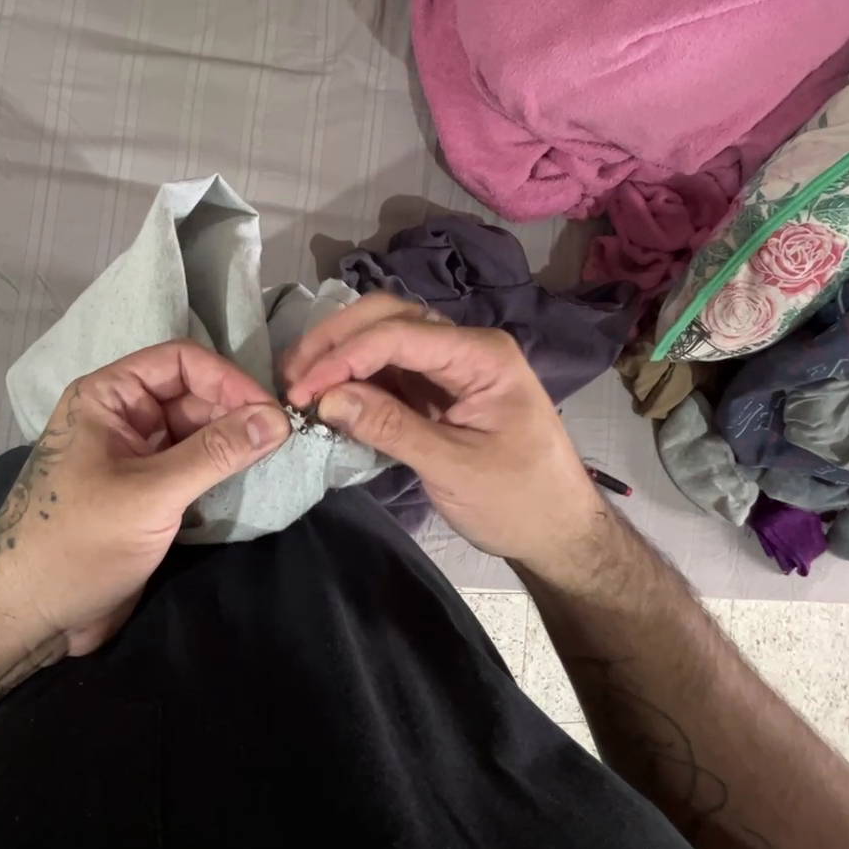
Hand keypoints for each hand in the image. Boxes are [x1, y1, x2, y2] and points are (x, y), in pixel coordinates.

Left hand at [0, 340, 290, 656]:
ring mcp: (134, 455)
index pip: (180, 363)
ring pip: (195, 430)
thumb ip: (216, 452)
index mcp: (108, 397)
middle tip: (282, 440)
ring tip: (273, 457)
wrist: (29, 616)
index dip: (228, 380)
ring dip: (232, 441)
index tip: (271, 413)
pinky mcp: (145, 491)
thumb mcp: (151, 494)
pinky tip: (250, 477)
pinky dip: (220, 468)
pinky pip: (191, 464)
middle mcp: (121, 416)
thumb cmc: (79, 544)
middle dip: (235, 411)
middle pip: (192, 394)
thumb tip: (277, 419)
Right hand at [282, 293, 601, 565]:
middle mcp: (463, 348)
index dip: (344, 357)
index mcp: (481, 355)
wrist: (557, 531)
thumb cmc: (519, 501)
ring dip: (338, 353)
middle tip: (291, 375)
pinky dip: (351, 376)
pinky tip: (324, 392)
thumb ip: (390, 428)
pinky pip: (385, 369)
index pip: (399, 335)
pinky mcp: (433, 389)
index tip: (301, 390)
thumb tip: (326, 399)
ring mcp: (447, 366)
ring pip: (382, 336)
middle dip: (335, 340)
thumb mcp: (454, 468)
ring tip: (297, 381)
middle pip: (388, 317)